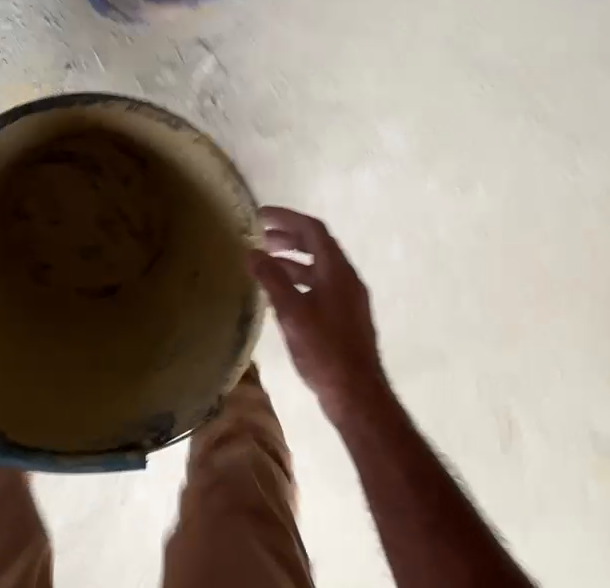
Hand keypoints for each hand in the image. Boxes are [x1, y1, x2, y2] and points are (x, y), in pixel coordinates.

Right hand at [249, 207, 389, 424]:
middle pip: (317, 245)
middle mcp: (346, 278)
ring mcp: (348, 298)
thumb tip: (253, 252)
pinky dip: (299, 281)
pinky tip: (279, 296)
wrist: (356, 394)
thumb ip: (272, 279)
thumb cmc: (324, 350)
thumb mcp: (292, 312)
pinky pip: (320, 285)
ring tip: (264, 264)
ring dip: (292, 260)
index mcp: (337, 270)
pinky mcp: (345, 317)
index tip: (259, 215)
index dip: (286, 218)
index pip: (313, 229)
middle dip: (288, 237)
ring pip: (318, 267)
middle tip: (259, 237)